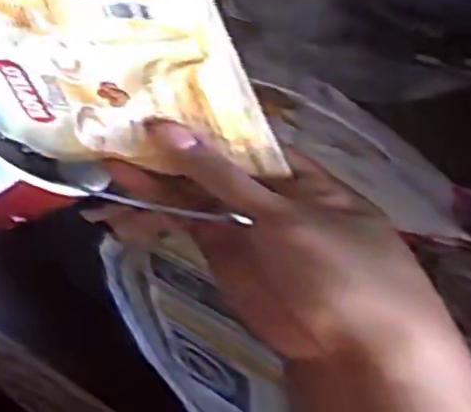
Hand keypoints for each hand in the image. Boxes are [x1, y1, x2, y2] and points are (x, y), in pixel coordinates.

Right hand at [95, 123, 467, 367]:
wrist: (359, 365)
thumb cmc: (344, 279)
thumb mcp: (285, 218)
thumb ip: (218, 172)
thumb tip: (162, 125)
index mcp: (308, 185)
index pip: (248, 143)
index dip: (203, 124)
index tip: (155, 104)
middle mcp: (274, 200)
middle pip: (212, 166)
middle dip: (167, 149)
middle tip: (119, 127)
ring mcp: (246, 225)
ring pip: (191, 190)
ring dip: (153, 174)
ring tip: (110, 155)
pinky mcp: (220, 248)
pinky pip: (183, 216)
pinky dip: (153, 202)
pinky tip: (126, 186)